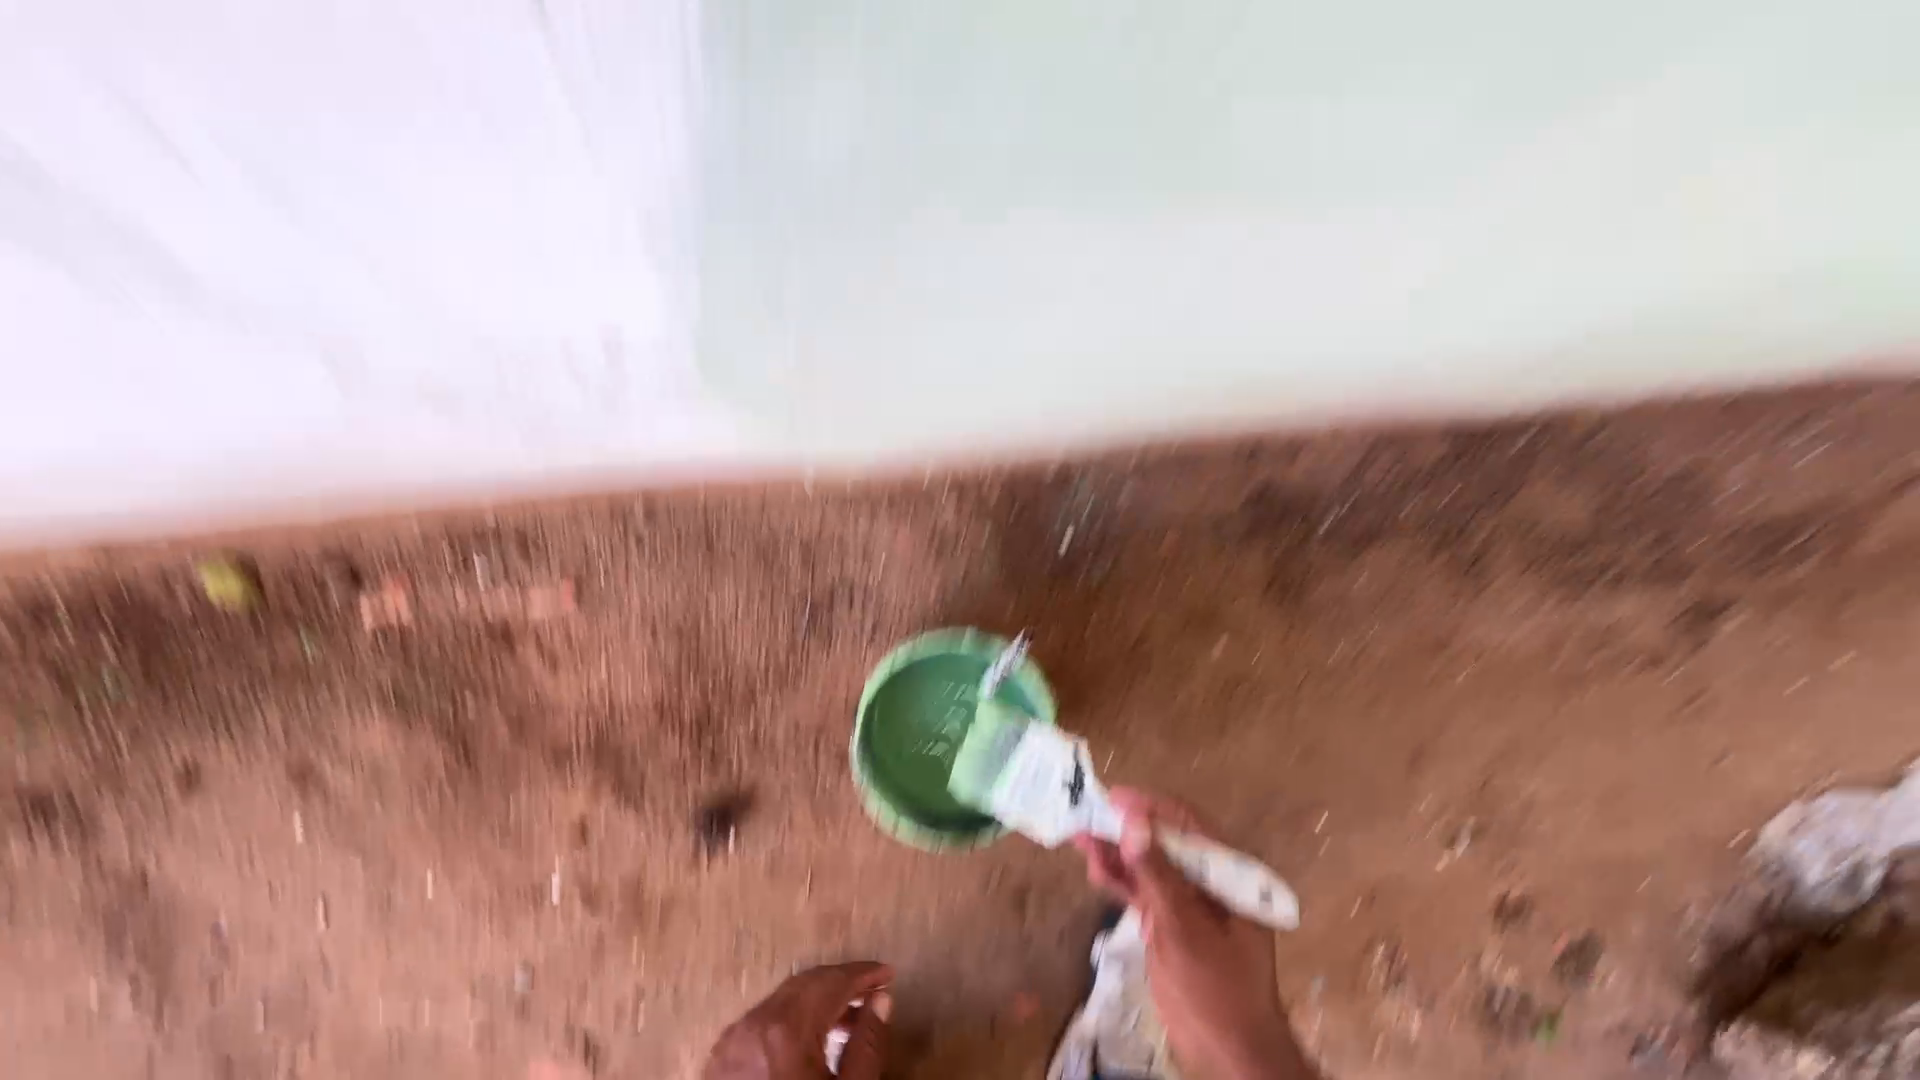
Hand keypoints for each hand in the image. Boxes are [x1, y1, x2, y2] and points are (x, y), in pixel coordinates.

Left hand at [702, 962, 892, 1079]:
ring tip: (848, 1020)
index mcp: (788, 1030)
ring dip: (816, 1000)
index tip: (888, 975)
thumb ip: (867, 1046)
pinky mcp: (718, 1060)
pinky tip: (810, 1041)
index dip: (864, 974)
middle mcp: (755, 1024)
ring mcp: (731, 1041)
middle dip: (841, 982)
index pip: (833, 982)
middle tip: (873, 992)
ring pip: (781, 1001)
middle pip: (805, 983)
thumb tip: (881, 1001)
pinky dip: (790, 1018)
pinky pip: (761, 1022)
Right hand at [1073, 790, 1319, 1079]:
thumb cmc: (1218, 986)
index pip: (1189, 824)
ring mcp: (1188, 903)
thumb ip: (1157, 873)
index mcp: (1229, 873)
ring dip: (1116, 852)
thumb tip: (1133, 822)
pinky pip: (1142, 892)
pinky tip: (1095, 868)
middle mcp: (1208, 881)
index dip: (1151, 807)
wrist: (1228, 1050)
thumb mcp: (1185, 926)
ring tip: (1080, 836)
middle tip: (1087, 813)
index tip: (1115, 798)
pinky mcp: (1169, 924)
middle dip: (1126, 828)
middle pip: (1163, 842)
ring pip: (1148, 866)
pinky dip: (1119, 880)